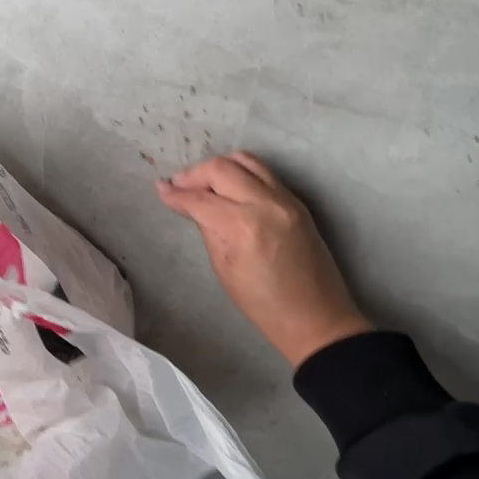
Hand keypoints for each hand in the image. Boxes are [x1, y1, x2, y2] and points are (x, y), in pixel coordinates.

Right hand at [157, 153, 371, 366]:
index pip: (200, 199)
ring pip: (245, 160)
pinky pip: (263, 173)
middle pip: (221, 168)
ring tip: (204, 184)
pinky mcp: (297, 202)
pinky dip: (240, 173)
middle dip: (194, 175)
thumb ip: (207, 228)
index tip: (160, 189)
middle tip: (179, 187)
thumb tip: (187, 204)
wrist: (317, 317)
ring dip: (219, 167)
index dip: (176, 194)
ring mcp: (286, 199)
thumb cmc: (263, 304)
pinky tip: (229, 189)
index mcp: (243, 227)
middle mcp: (266, 204)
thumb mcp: (223, 268)